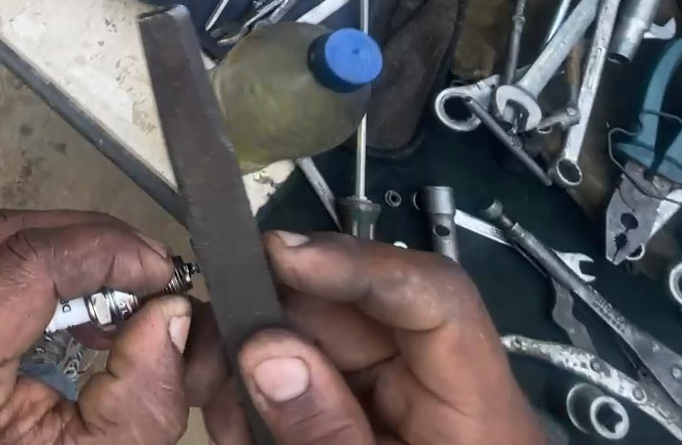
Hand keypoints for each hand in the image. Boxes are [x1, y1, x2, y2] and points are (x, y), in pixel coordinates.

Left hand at [0, 210, 195, 444]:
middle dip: (90, 239)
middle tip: (148, 269)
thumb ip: (137, 402)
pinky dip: (28, 264)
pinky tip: (70, 296)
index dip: (103, 249)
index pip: (26, 263)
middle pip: (6, 234)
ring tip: (118, 284)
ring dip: (62, 246)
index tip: (158, 268)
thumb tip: (169, 313)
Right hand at [196, 232, 542, 444]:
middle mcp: (433, 388)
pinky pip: (294, 375)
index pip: (434, 298)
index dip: (357, 261)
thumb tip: (263, 344)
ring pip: (307, 337)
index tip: (275, 255)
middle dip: (268, 315)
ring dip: (247, 357)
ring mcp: (390, 401)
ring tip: (212, 400)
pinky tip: (234, 424)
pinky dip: (253, 392)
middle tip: (203, 344)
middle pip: (349, 310)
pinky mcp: (354, 414)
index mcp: (478, 417)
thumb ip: (326, 438)